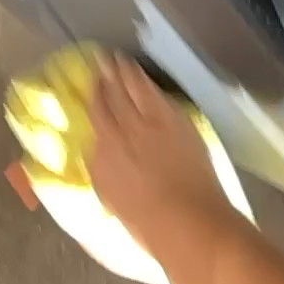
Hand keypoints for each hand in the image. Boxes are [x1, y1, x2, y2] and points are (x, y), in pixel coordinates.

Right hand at [87, 54, 241, 254]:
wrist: (191, 226)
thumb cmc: (146, 220)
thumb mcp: (108, 192)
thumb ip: (99, 163)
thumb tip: (95, 145)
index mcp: (105, 145)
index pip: (96, 109)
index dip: (94, 91)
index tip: (91, 79)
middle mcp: (126, 127)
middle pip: (114, 93)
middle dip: (108, 74)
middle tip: (102, 58)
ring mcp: (154, 122)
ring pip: (136, 88)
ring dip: (127, 72)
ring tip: (121, 59)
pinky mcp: (179, 124)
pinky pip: (159, 96)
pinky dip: (149, 84)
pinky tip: (147, 79)